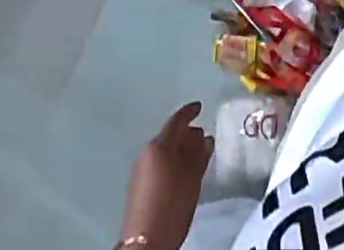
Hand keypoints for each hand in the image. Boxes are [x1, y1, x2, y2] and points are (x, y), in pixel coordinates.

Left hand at [120, 102, 212, 249]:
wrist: (146, 239)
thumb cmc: (172, 204)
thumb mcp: (191, 178)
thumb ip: (198, 155)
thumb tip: (204, 137)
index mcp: (159, 145)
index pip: (176, 121)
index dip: (189, 112)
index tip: (200, 106)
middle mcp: (147, 151)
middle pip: (169, 135)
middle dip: (186, 132)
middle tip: (202, 134)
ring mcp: (141, 167)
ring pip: (164, 150)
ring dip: (179, 148)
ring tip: (196, 154)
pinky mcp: (139, 183)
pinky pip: (158, 162)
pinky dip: (172, 161)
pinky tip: (182, 172)